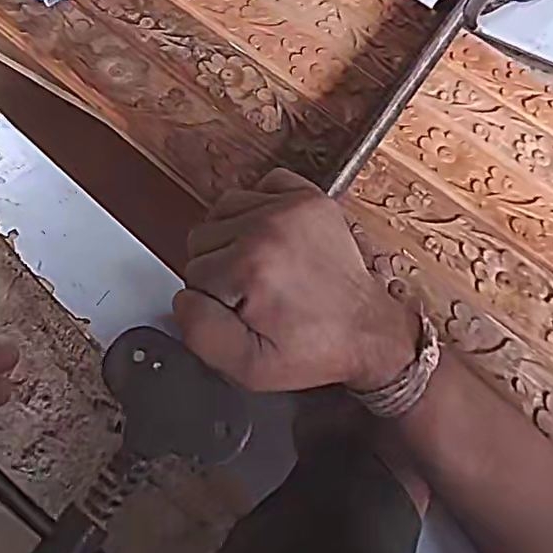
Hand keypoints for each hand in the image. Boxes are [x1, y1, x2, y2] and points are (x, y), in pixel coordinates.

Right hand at [173, 169, 418, 392]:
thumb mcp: (249, 367)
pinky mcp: (309, 197)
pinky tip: (270, 236)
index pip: (193, 273)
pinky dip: (259, 207)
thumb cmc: (314, 348)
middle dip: (219, 268)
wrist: (368, 331)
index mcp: (251, 267)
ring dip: (232, 237)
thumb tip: (184, 298)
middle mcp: (269, 229)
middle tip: (251, 293)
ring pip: (222, 211)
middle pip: (203, 238)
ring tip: (259, 265)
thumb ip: (200, 333)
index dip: (212, 299)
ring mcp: (291, 207)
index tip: (242, 312)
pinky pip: (261, 185)